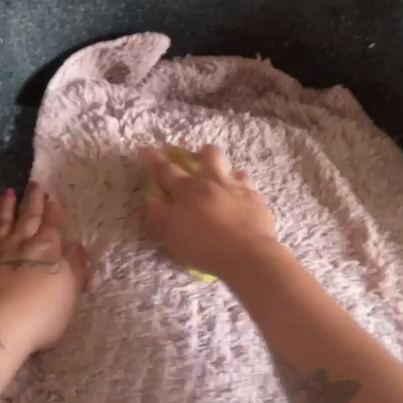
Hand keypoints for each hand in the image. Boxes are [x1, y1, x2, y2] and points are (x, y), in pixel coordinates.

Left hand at [0, 182, 88, 354]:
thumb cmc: (42, 314)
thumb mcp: (70, 293)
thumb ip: (76, 268)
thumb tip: (78, 246)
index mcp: (48, 248)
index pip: (53, 224)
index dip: (55, 210)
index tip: (54, 197)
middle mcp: (22, 242)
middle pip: (29, 217)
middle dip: (33, 200)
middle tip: (34, 183)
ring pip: (2, 222)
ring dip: (6, 207)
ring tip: (8, 192)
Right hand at [140, 145, 281, 279]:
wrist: (247, 254)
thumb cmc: (202, 246)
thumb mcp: (170, 234)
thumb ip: (157, 215)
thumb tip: (149, 198)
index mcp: (187, 190)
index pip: (166, 170)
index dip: (153, 159)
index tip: (145, 149)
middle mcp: (212, 182)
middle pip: (208, 155)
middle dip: (201, 153)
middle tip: (198, 160)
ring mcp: (237, 188)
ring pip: (233, 169)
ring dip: (227, 173)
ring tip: (224, 183)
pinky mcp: (257, 200)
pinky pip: (250, 189)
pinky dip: (244, 193)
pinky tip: (243, 204)